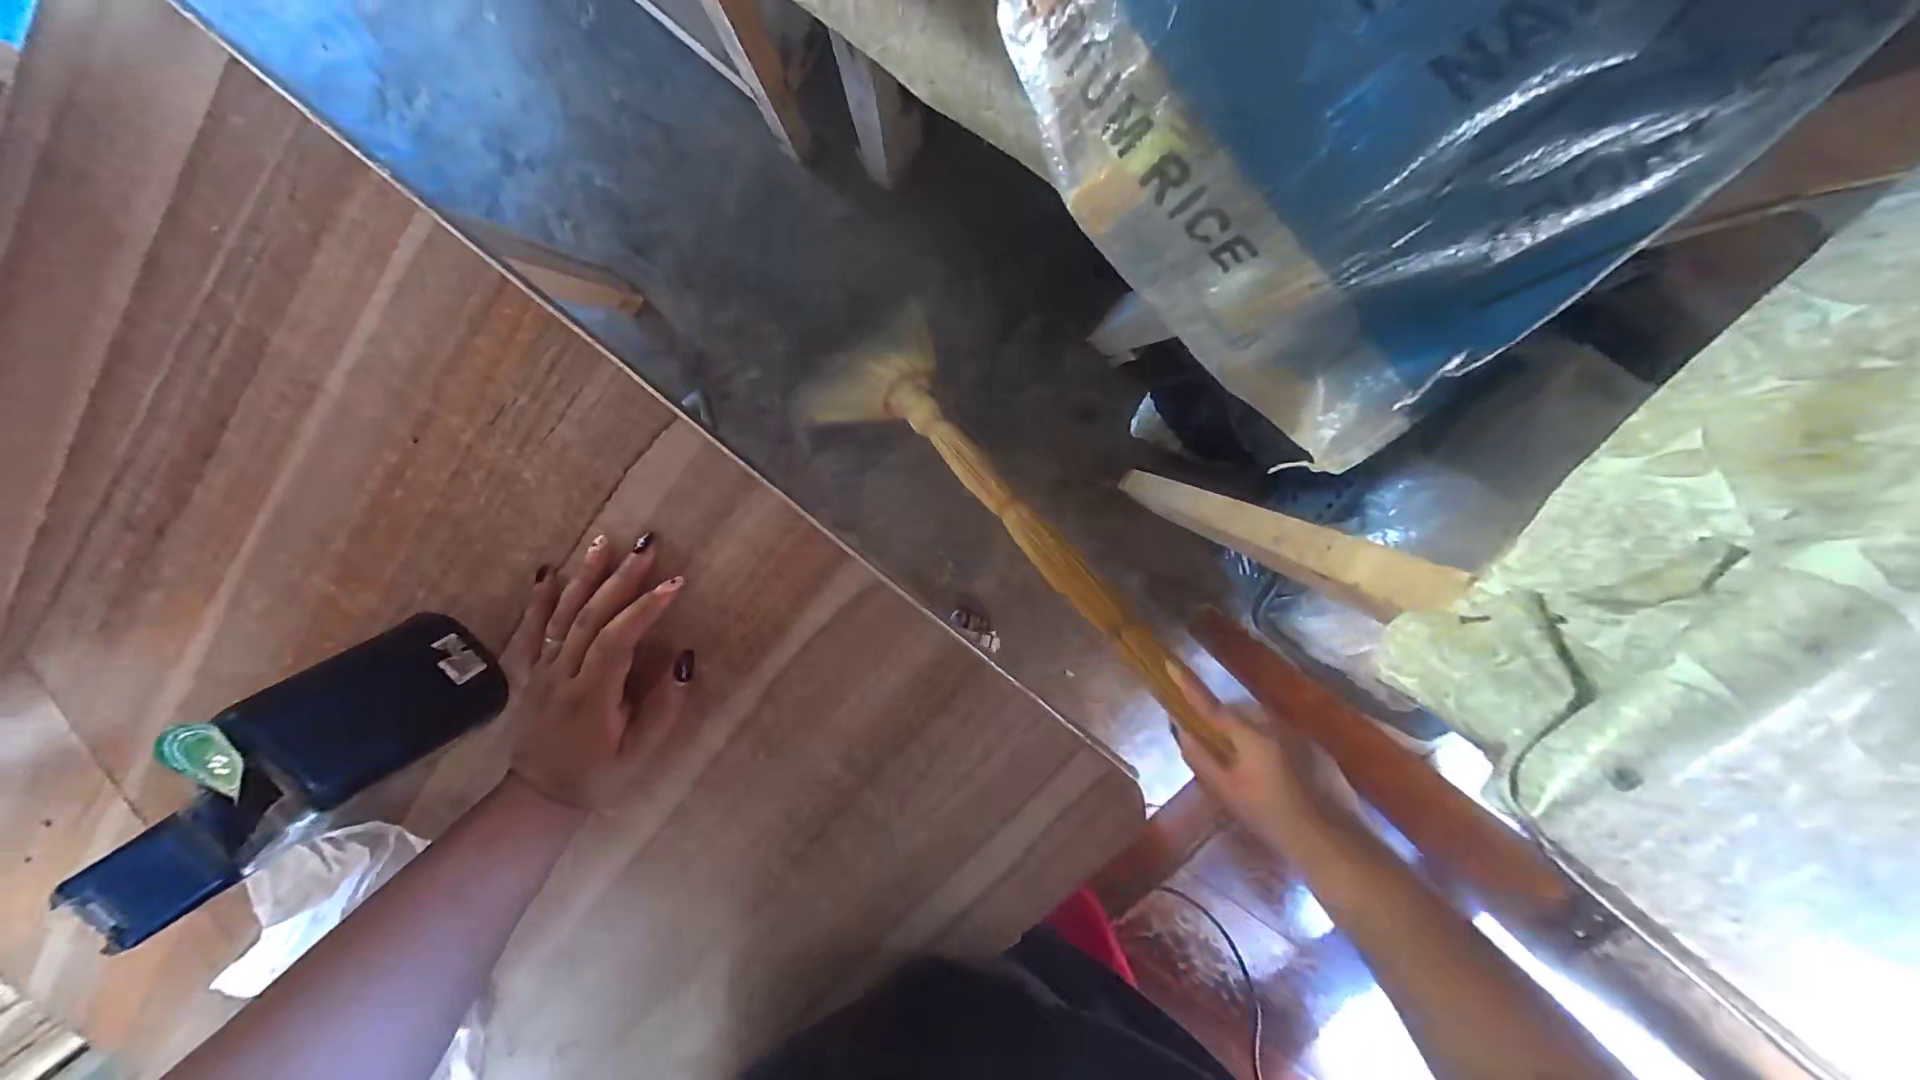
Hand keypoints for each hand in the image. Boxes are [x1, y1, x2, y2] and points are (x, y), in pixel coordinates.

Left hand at [498, 532, 692, 811]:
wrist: (539, 796)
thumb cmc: (600, 774)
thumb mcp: (641, 751)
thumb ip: (664, 707)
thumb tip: (684, 659)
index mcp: (590, 695)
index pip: (617, 640)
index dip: (645, 609)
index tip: (675, 584)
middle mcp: (561, 675)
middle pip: (590, 617)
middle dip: (621, 578)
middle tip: (647, 546)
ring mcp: (542, 670)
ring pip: (562, 614)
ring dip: (585, 576)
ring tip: (605, 542)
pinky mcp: (531, 670)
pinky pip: (533, 628)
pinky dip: (540, 598)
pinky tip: (549, 571)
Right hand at [1166, 661, 1349, 849]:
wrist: (1333, 843)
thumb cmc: (1271, 818)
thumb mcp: (1226, 791)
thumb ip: (1201, 757)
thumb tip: (1182, 730)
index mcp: (1250, 735)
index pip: (1211, 706)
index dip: (1189, 686)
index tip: (1171, 664)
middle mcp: (1276, 726)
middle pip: (1240, 711)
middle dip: (1223, 717)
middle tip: (1213, 740)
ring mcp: (1301, 736)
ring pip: (1264, 722)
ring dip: (1249, 731)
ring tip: (1244, 762)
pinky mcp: (1320, 751)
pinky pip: (1285, 737)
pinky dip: (1272, 745)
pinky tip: (1275, 775)